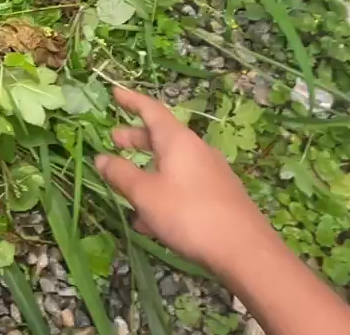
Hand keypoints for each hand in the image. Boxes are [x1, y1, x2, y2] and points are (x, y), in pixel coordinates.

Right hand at [94, 86, 279, 274]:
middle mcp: (197, 150)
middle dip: (136, 139)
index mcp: (178, 140)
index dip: (131, 100)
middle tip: (115, 141)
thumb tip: (100, 158)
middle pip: (162, 137)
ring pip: (173, 165)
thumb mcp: (145, 193)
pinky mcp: (222, 198)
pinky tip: (153, 220)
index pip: (151, 109)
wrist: (249, 255)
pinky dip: (165, 191)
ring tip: (128, 189)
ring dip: (149, 171)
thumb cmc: (190, 214)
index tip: (115, 93)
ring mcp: (213, 175)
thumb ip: (120, 173)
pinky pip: (186, 185)